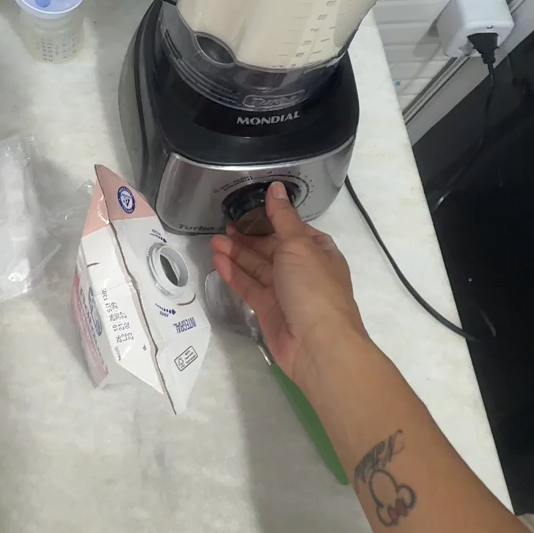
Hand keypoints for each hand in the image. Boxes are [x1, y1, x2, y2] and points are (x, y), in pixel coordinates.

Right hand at [210, 182, 370, 383]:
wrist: (318, 345)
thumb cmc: (313, 287)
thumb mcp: (299, 244)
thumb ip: (282, 217)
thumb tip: (276, 187)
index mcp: (317, 251)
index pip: (292, 228)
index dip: (271, 217)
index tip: (247, 206)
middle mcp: (302, 269)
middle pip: (271, 247)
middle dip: (249, 236)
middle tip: (224, 224)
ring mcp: (285, 291)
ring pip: (257, 266)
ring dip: (237, 253)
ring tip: (214, 240)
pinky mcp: (268, 309)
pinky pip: (249, 286)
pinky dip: (234, 273)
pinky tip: (218, 260)